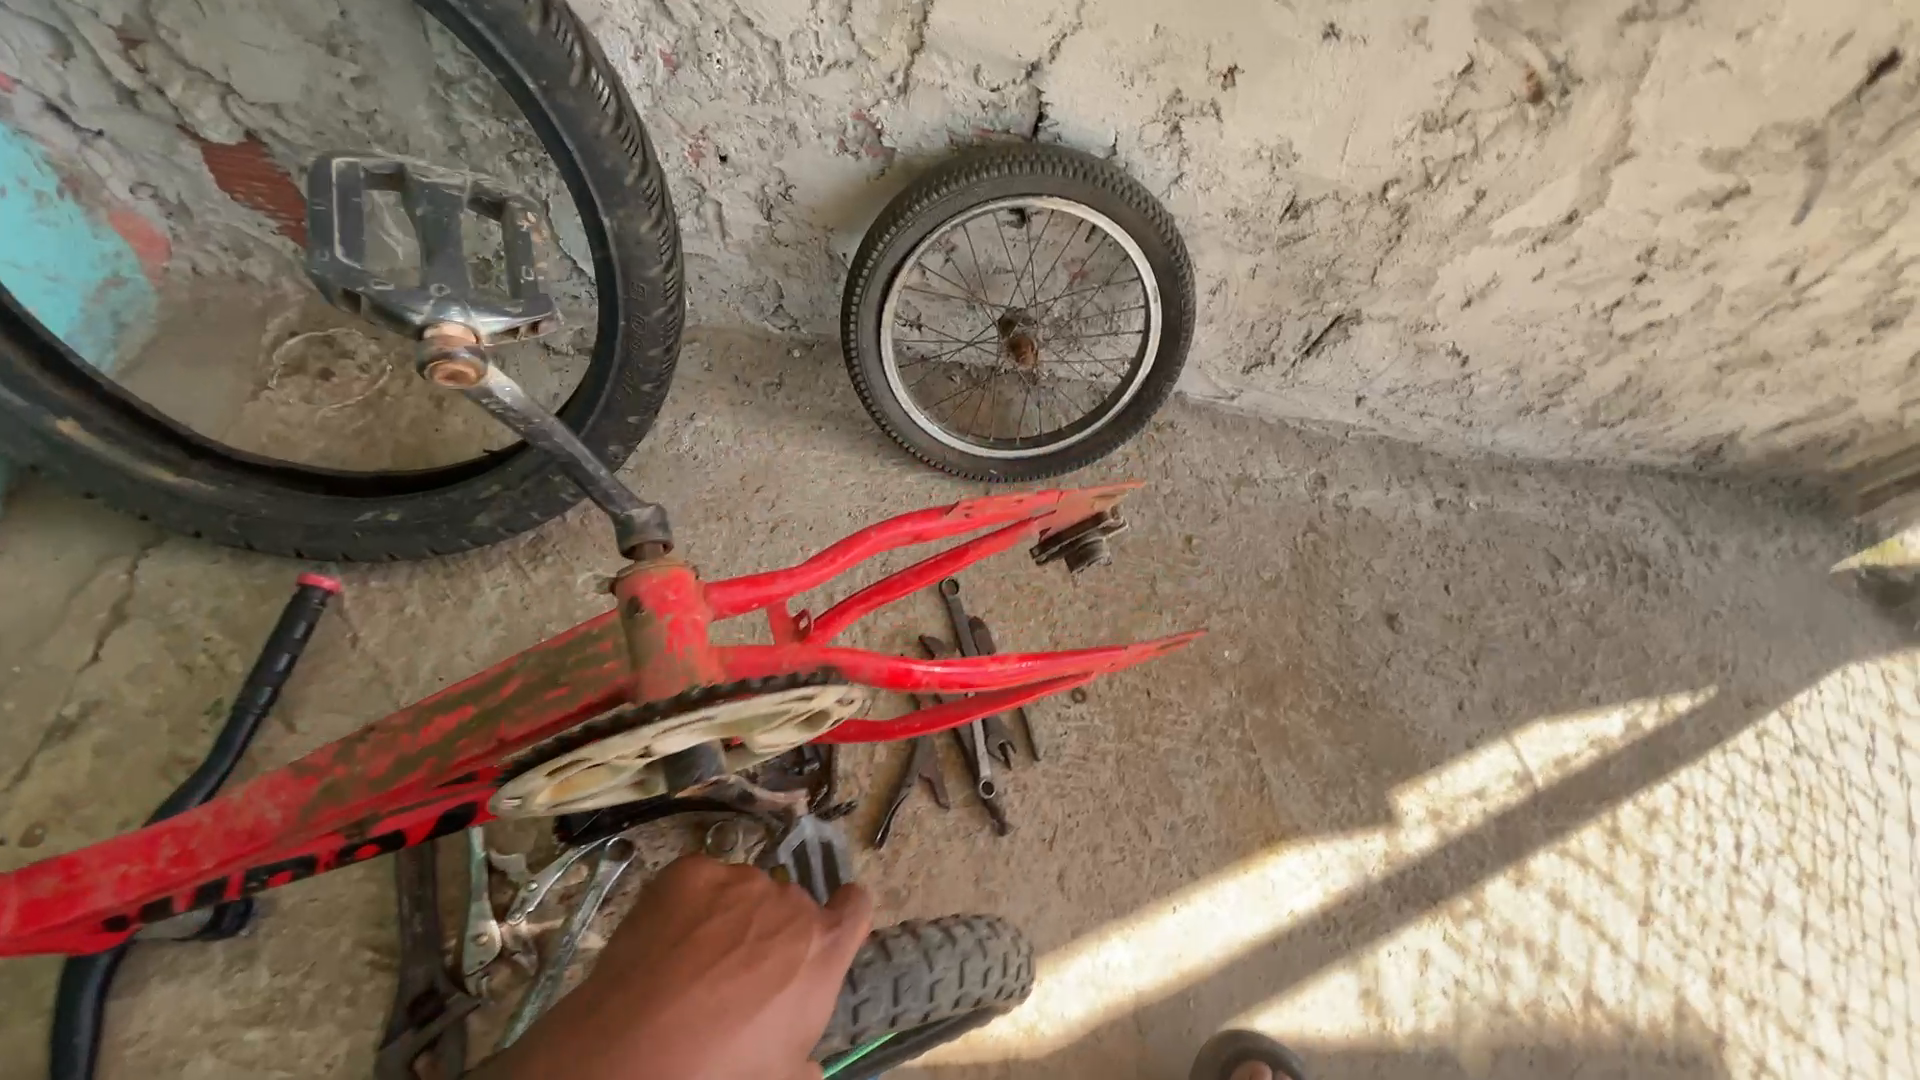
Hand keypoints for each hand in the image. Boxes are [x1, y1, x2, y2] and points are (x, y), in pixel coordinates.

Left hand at [480, 853, 873, 1079]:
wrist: (632, 1053)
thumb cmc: (722, 1072)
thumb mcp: (781, 1079)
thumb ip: (806, 1061)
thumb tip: (807, 1066)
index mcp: (823, 947)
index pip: (856, 905)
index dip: (842, 916)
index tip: (820, 935)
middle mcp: (789, 901)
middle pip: (789, 905)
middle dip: (770, 932)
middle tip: (734, 976)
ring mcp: (739, 879)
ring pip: (743, 892)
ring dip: (729, 917)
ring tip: (689, 964)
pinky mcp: (690, 871)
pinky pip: (701, 881)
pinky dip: (689, 904)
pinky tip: (664, 943)